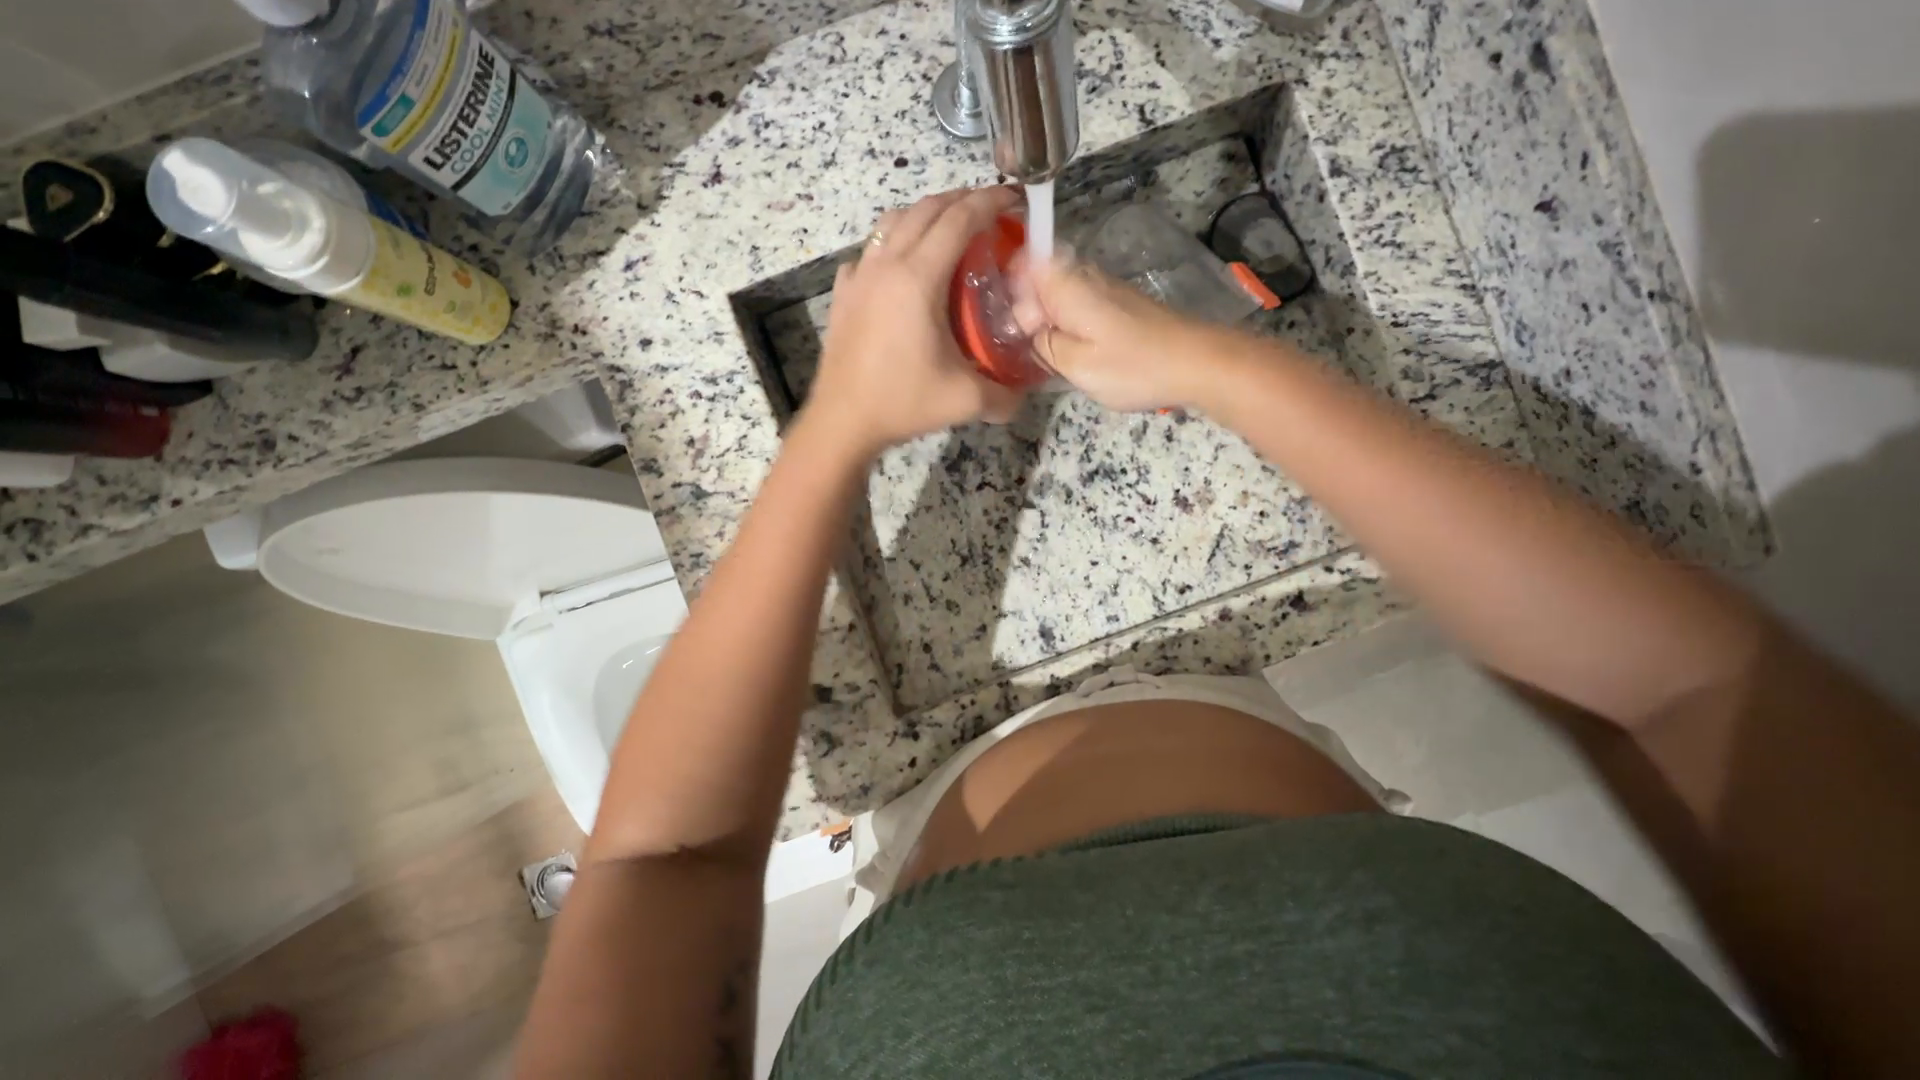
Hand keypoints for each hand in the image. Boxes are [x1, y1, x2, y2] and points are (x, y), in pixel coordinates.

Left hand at [802, 187, 1025, 455]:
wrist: (842, 421)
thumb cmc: (902, 403)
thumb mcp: (965, 400)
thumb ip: (1004, 395)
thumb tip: (1023, 396)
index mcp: (919, 278)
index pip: (959, 219)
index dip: (990, 201)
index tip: (1015, 199)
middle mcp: (886, 264)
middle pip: (926, 209)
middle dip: (961, 200)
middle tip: (990, 210)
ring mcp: (859, 276)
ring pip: (892, 222)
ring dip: (925, 214)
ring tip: (949, 229)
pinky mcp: (843, 293)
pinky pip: (869, 252)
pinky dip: (891, 244)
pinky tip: (901, 267)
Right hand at [1012, 250, 1215, 411]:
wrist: (1197, 363)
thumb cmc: (1133, 366)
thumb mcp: (1076, 366)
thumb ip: (1044, 346)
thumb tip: (1032, 333)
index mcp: (1067, 286)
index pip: (1025, 261)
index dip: (1011, 289)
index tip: (1013, 323)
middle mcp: (1085, 278)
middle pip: (1040, 279)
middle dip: (1028, 310)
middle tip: (1031, 347)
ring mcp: (1105, 290)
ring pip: (1061, 295)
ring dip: (1050, 321)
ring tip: (1051, 355)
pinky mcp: (1120, 305)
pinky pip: (1081, 307)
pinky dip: (1071, 326)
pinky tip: (1076, 353)